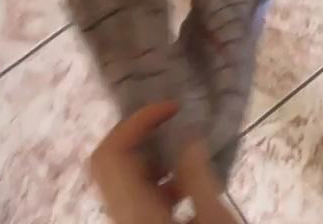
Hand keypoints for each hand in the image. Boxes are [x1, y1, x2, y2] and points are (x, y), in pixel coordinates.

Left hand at [89, 104, 236, 223]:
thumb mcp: (215, 221)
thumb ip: (198, 176)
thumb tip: (188, 136)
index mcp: (133, 213)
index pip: (110, 153)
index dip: (136, 121)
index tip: (174, 108)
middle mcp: (118, 220)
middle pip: (107, 163)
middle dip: (139, 134)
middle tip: (174, 123)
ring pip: (118, 180)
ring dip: (149, 158)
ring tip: (188, 157)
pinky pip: (131, 198)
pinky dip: (153, 180)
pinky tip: (186, 189)